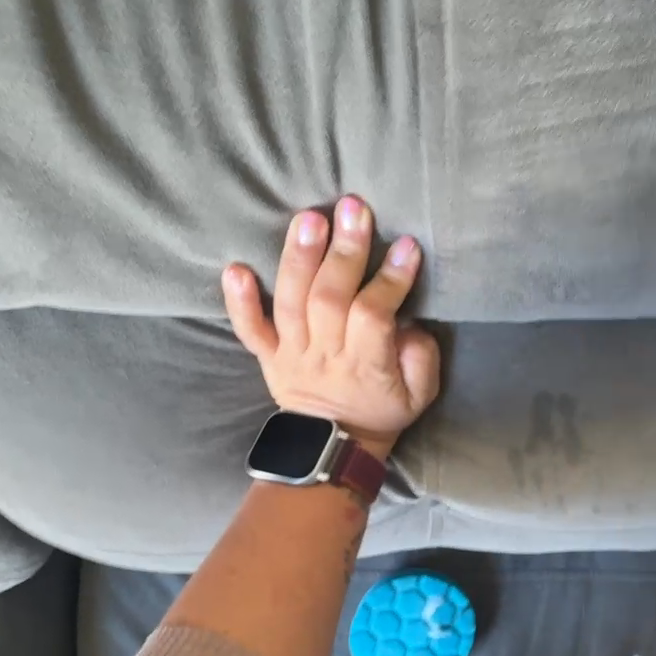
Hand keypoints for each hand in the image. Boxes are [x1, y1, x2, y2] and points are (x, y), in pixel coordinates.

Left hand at [222, 196, 440, 459]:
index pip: (374, 314)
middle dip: (344, 251)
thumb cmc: (383, 412)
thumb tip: (410, 322)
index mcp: (366, 365)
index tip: (407, 245)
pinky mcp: (268, 355)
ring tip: (310, 218)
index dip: (390, 279)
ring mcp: (291, 354)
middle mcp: (325, 355)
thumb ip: (421, 358)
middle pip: (330, 298)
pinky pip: (249, 329)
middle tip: (354, 208)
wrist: (335, 447)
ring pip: (291, 303)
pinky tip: (235, 268)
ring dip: (298, 258)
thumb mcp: (421, 396)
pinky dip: (239, 301)